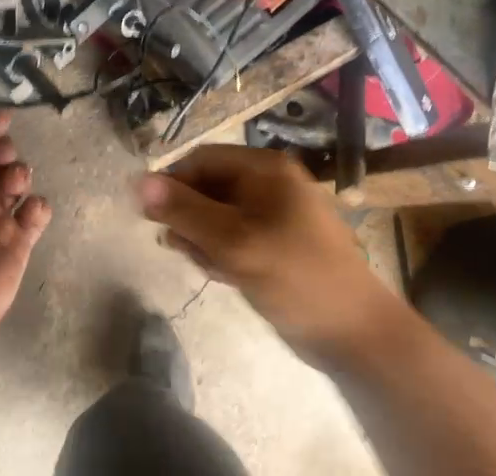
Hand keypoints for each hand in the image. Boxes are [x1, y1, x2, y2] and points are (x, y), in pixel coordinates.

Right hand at [139, 146, 395, 355]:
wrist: (357, 335)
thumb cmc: (295, 278)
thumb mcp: (233, 243)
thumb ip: (184, 211)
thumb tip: (138, 181)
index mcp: (266, 169)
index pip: (202, 160)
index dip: (172, 183)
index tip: (149, 216)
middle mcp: (272, 183)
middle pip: (210, 186)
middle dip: (189, 215)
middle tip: (179, 248)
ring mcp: (278, 213)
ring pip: (220, 214)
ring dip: (203, 237)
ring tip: (205, 265)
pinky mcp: (281, 243)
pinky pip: (238, 236)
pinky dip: (223, 251)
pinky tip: (221, 275)